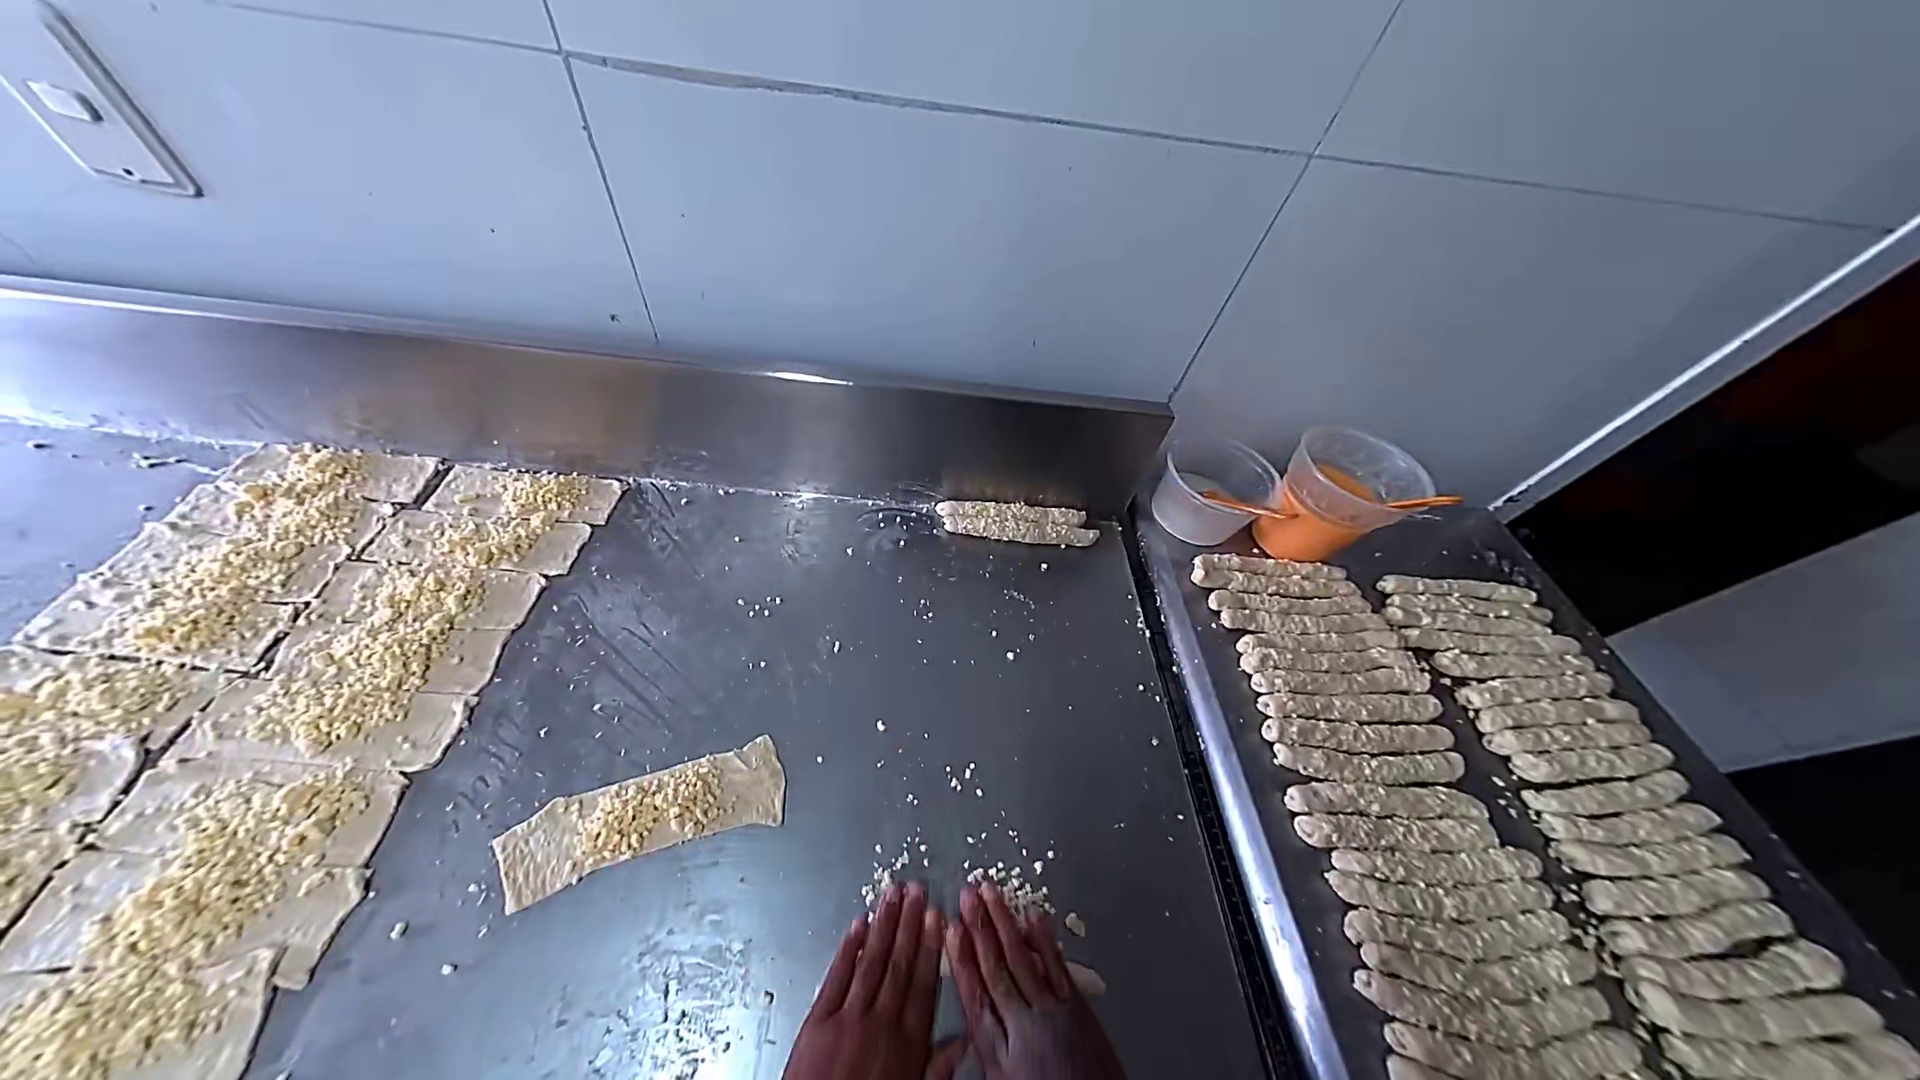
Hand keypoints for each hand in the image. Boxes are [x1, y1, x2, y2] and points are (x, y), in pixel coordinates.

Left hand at [785, 882, 966, 1079]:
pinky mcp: (817, 1021)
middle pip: (899, 964)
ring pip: (871, 961)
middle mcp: (880, 1024)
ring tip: (893, 893)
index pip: (923, 984)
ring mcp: (847, 1019)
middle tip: (917, 889)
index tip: (937, 917)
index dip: (931, 946)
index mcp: (906, 1045)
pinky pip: (837, 976)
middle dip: (909, 923)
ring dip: (884, 924)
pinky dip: (848, 948)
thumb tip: (964, 1041)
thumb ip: (937, 1068)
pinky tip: (858, 923)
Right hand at [946, 883, 1125, 1079]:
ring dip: (1004, 922)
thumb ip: (987, 1043)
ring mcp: (1054, 1013)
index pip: (975, 995)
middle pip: (996, 968)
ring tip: (990, 892)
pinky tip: (1032, 916)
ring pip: (1023, 958)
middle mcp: (1025, 1026)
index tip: (950, 929)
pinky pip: (1057, 967)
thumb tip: (972, 1009)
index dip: (961, 959)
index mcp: (1000, 1053)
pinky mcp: (1078, 1010)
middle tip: (967, 895)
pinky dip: (1043, 940)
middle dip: (979, 928)